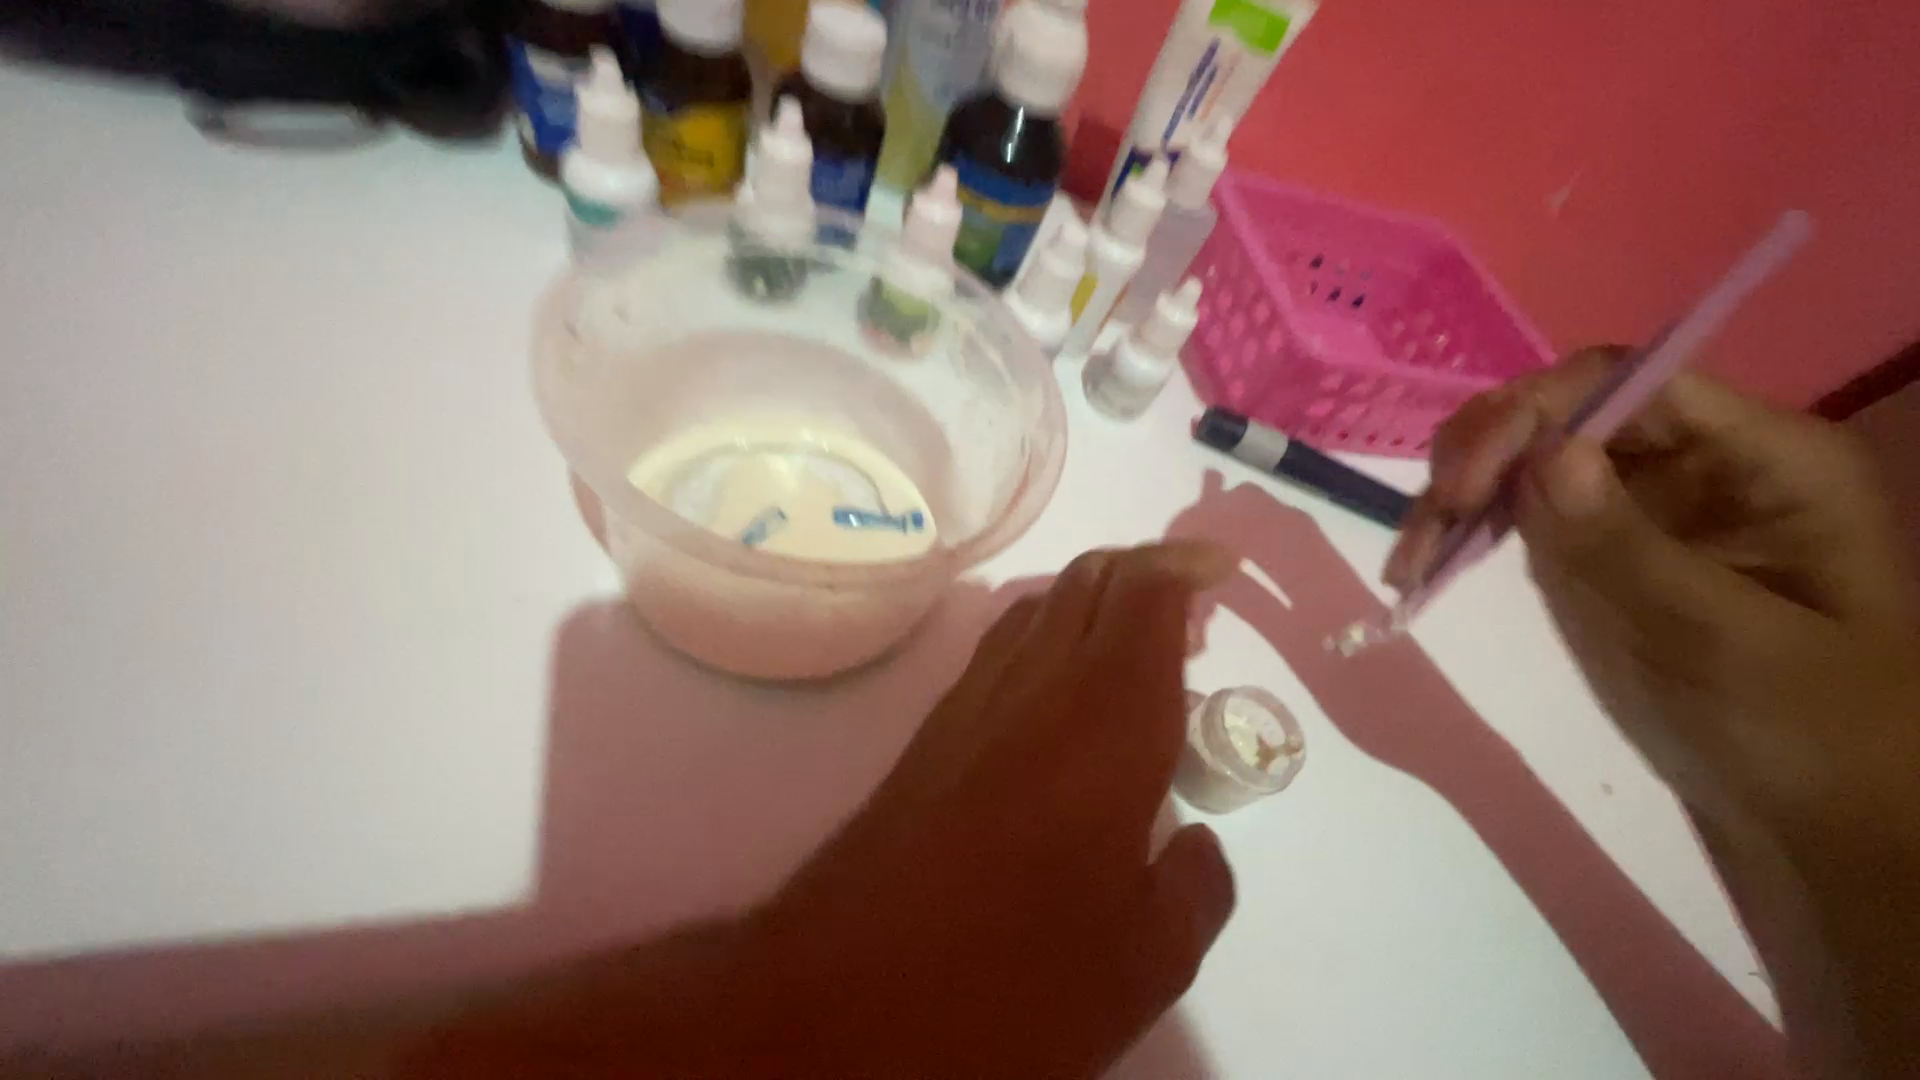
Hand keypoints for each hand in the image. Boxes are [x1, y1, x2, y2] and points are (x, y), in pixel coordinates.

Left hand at [741, 541, 1241, 1078]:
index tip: (1221, 570)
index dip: (1185, 564)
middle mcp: (1037, 683)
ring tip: (1135, 648)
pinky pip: (1003, 646)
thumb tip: (1196, 843)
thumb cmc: (1016, 974)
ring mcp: (974, 698)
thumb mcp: (1148, 958)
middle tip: (1191, 619)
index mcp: (1106, 718)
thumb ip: (1197, 887)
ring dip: (1095, 600)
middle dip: (1145, 570)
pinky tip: (1064, 692)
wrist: (850, 992)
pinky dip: (1049, 635)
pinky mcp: (934, 727)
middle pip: (1089, 578)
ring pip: (1040, 605)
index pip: (1144, 593)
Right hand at [1388, 346, 1919, 848]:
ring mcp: (1630, 501)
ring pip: (1515, 460)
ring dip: (1451, 499)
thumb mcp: (1718, 640)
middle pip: (1555, 413)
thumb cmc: (1799, 727)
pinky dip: (1455, 533)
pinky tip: (1420, 570)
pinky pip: (1506, 511)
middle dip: (1477, 457)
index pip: (1623, 385)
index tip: (1462, 489)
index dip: (1530, 415)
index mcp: (1757, 457)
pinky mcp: (1586, 543)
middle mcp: (1689, 459)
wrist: (1807, 805)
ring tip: (1410, 564)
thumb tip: (1546, 455)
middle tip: (1427, 526)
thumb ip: (1627, 546)